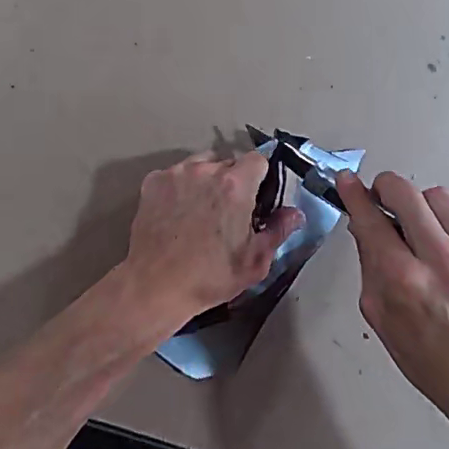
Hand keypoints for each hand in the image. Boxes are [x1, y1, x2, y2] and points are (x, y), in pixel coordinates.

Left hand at [119, 151, 303, 320]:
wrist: (153, 289)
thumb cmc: (209, 276)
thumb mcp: (255, 260)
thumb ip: (278, 230)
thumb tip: (295, 214)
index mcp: (236, 184)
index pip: (258, 159)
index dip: (260, 177)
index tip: (255, 198)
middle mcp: (207, 169)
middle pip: (229, 161)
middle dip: (232, 180)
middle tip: (227, 211)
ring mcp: (177, 173)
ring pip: (201, 165)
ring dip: (206, 180)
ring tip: (200, 210)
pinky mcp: (153, 182)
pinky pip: (175, 175)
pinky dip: (180, 187)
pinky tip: (177, 212)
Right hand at [338, 171, 448, 425]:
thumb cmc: (433, 358)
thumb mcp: (383, 318)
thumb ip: (370, 265)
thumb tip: (364, 222)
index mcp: (405, 283)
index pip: (371, 220)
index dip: (355, 195)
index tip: (349, 182)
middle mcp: (444, 264)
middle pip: (407, 193)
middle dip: (388, 188)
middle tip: (386, 196)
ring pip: (443, 197)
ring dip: (427, 206)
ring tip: (428, 230)